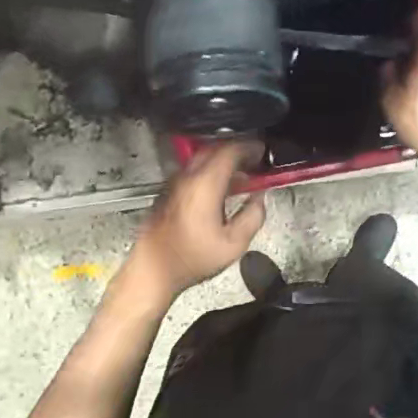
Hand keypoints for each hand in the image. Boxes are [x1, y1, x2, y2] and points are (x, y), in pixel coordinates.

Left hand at [121, 140, 266, 303]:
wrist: (153, 270)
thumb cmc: (194, 258)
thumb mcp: (234, 244)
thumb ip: (253, 216)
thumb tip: (259, 199)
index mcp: (205, 184)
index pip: (229, 151)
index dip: (250, 148)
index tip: (263, 153)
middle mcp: (187, 177)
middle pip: (213, 150)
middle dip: (236, 151)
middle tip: (254, 162)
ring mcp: (173, 183)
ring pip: (201, 160)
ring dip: (222, 163)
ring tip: (240, 178)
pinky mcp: (167, 192)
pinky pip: (192, 172)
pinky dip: (209, 172)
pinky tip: (219, 191)